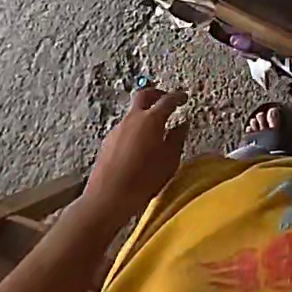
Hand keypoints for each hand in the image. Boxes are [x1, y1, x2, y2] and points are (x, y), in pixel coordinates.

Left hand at [83, 86, 188, 228]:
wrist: (108, 197)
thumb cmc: (144, 179)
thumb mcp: (170, 160)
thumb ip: (177, 138)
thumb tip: (182, 125)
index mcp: (152, 120)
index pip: (167, 100)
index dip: (178, 97)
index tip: (184, 97)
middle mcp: (133, 119)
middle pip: (144, 95)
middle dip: (156, 93)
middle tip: (166, 97)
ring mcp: (118, 129)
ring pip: (133, 113)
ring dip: (144, 114)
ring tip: (155, 127)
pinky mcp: (108, 141)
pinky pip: (125, 128)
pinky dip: (135, 128)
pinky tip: (140, 144)